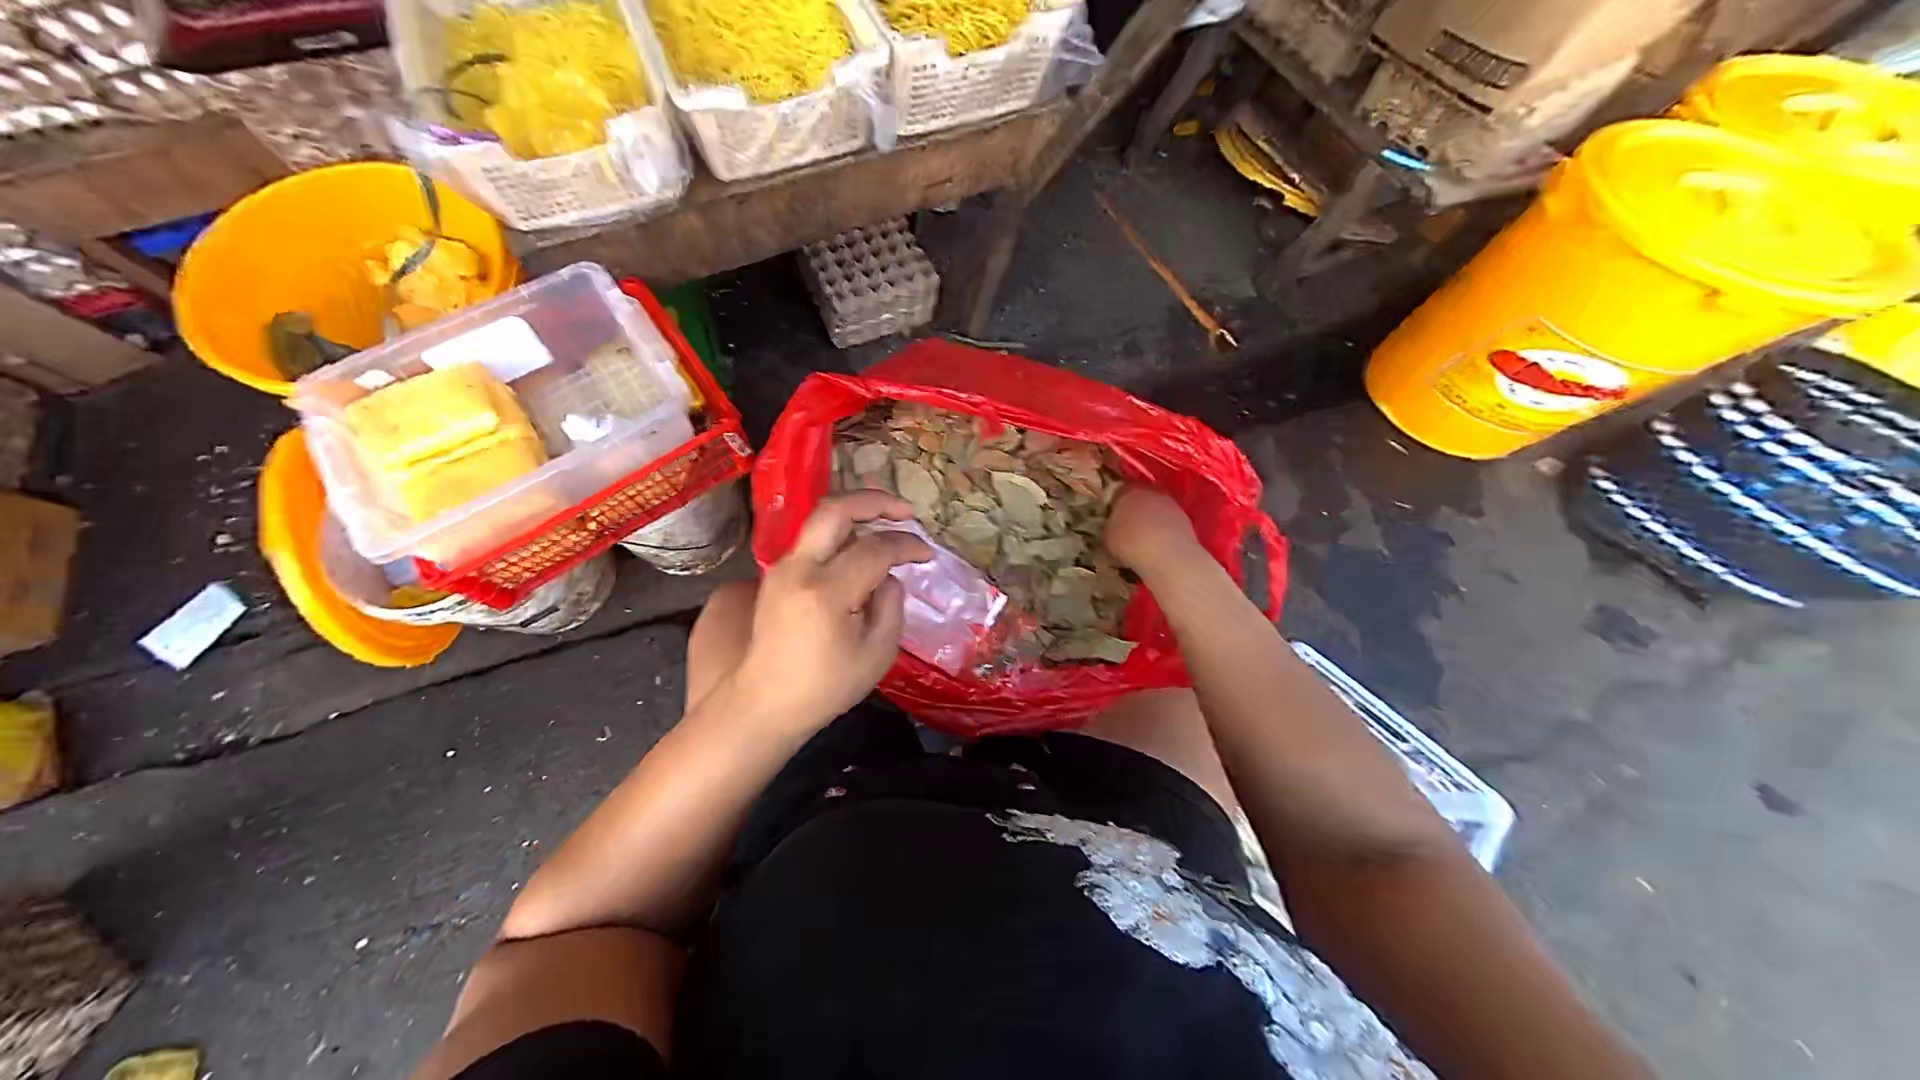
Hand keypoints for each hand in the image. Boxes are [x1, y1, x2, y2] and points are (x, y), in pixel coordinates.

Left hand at [723, 491, 931, 731]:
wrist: (763, 704)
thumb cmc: (824, 687)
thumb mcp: (876, 654)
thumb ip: (891, 606)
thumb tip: (888, 576)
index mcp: (826, 591)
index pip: (875, 549)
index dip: (907, 545)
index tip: (927, 554)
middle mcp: (798, 568)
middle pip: (835, 509)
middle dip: (875, 501)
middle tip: (905, 510)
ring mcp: (780, 569)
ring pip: (820, 520)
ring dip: (855, 514)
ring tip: (885, 523)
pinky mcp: (774, 576)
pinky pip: (811, 541)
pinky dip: (839, 534)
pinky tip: (858, 548)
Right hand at [1105, 487, 1204, 578]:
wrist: (1167, 555)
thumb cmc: (1130, 542)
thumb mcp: (1107, 536)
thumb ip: (1110, 525)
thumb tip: (1113, 525)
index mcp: (1129, 491)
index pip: (1118, 492)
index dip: (1114, 506)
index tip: (1110, 519)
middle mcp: (1152, 492)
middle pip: (1141, 499)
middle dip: (1135, 511)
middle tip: (1127, 529)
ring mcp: (1172, 505)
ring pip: (1157, 510)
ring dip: (1152, 521)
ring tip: (1144, 540)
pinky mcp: (1187, 520)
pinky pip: (1170, 523)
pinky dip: (1164, 532)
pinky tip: (1159, 546)